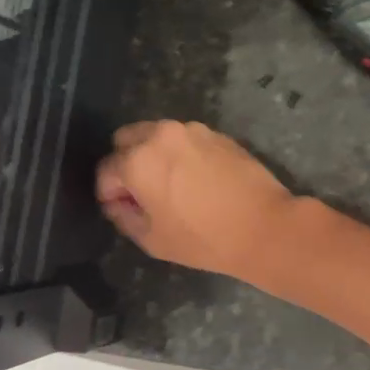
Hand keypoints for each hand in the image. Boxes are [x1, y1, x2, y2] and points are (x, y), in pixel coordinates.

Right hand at [96, 121, 300, 283]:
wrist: (264, 226)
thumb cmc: (203, 238)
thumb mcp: (153, 239)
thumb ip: (125, 217)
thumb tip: (118, 204)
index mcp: (138, 161)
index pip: (105, 170)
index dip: (108, 193)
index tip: (119, 208)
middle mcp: (159, 135)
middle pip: (125, 139)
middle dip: (125, 163)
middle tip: (140, 192)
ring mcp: (190, 130)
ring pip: (155, 135)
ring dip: (152, 155)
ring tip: (169, 184)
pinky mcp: (215, 133)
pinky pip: (183, 138)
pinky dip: (179, 153)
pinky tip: (195, 179)